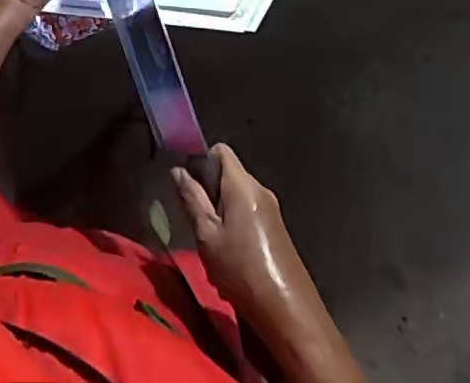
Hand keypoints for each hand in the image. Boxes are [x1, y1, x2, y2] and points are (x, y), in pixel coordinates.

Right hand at [171, 143, 313, 310]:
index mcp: (244, 186)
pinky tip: (227, 255)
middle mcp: (261, 192)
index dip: (199, 159)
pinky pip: (247, 213)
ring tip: (209, 241)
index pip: (219, 150)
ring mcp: (272, 212)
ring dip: (218, 211)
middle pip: (226, 174)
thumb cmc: (243, 271)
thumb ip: (190, 198)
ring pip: (235, 196)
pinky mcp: (276, 231)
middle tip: (194, 217)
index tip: (186, 182)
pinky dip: (232, 225)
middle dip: (206, 189)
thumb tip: (178, 171)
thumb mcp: (206, 235)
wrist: (291, 318)